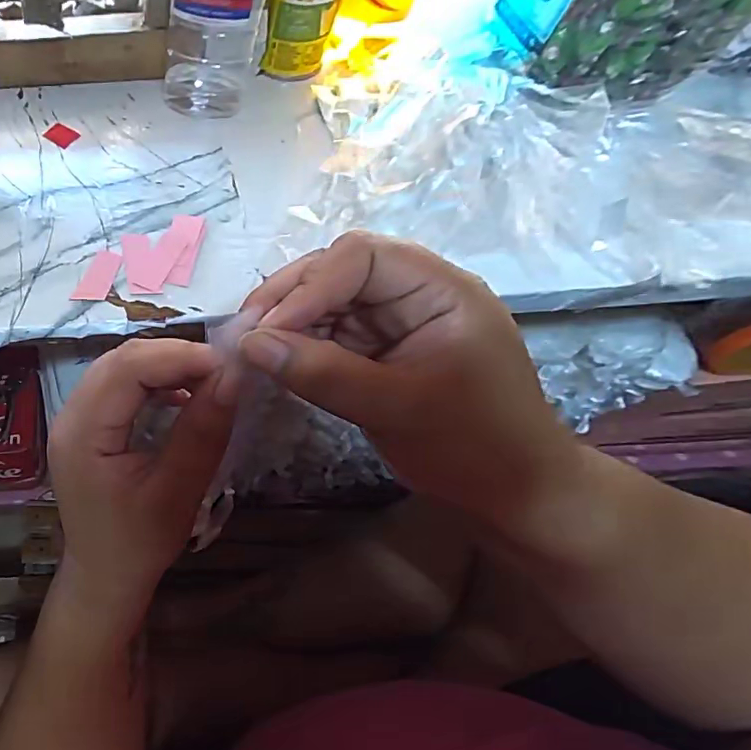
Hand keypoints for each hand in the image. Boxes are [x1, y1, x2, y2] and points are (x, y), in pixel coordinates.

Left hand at [48, 338, 234, 600]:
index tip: (227, 364)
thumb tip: (233, 377)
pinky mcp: (83, 426)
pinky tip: (180, 396)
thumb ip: (202, 432)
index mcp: (82, 433)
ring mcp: (71, 420)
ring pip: (116, 369)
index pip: (126, 368)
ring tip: (207, 380)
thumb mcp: (178, 491)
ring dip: (162, 367)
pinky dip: (149, 382)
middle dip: (172, 357)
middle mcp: (68, 417)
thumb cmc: (138, 543)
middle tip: (221, 370)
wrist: (103, 575)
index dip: (178, 356)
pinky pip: (115, 387)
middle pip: (118, 361)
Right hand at [235, 232, 577, 522]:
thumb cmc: (470, 445)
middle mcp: (412, 293)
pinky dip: (293, 345)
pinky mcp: (373, 348)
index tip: (266, 330)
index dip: (308, 286)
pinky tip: (270, 361)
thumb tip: (249, 344)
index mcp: (439, 290)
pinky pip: (323, 332)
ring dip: (283, 322)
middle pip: (335, 271)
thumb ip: (322, 372)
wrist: (508, 491)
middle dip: (287, 299)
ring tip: (247, 350)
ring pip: (322, 301)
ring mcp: (390, 320)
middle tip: (243, 335)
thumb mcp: (395, 407)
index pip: (361, 257)